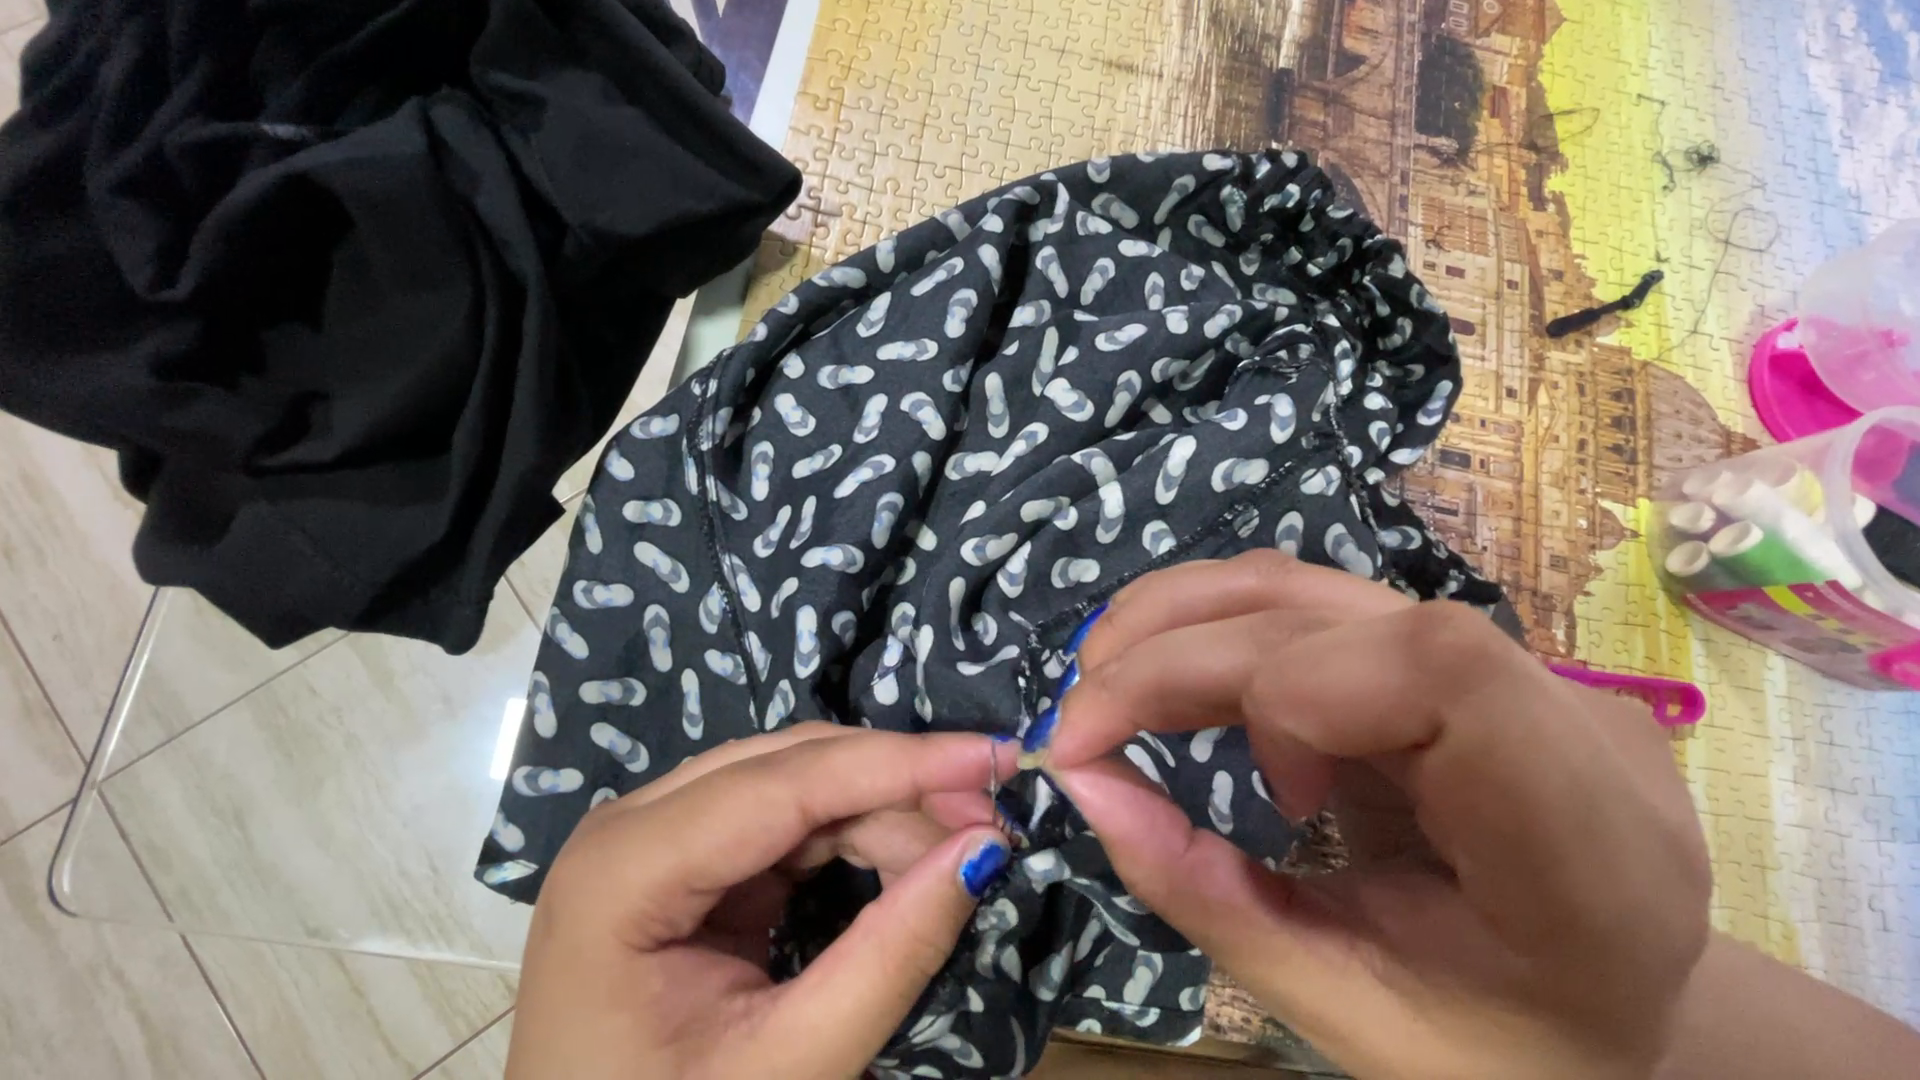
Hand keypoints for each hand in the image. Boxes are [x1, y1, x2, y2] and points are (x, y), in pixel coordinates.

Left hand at [507, 723, 1012, 1079]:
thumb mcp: (789, 1065)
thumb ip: (890, 953)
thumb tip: (983, 849)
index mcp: (624, 871)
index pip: (785, 783)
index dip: (900, 763)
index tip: (996, 757)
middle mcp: (631, 825)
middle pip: (791, 768)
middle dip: (899, 785)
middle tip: (990, 824)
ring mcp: (655, 834)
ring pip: (795, 782)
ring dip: (883, 808)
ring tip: (956, 851)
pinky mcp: (686, 856)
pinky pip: (785, 815)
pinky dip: (853, 832)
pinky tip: (901, 858)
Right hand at [1043, 551, 1712, 1079]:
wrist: (1607, 1013)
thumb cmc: (1497, 1047)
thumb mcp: (1344, 1010)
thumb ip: (1206, 895)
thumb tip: (1081, 779)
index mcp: (1585, 838)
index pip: (1438, 667)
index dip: (1284, 687)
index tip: (1242, 785)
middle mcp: (1559, 712)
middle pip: (1332, 611)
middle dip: (1178, 653)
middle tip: (1083, 726)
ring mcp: (1506, 664)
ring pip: (1308, 584)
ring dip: (1180, 619)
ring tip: (1106, 685)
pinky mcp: (1448, 651)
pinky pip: (1311, 603)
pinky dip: (1216, 628)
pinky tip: (1178, 680)